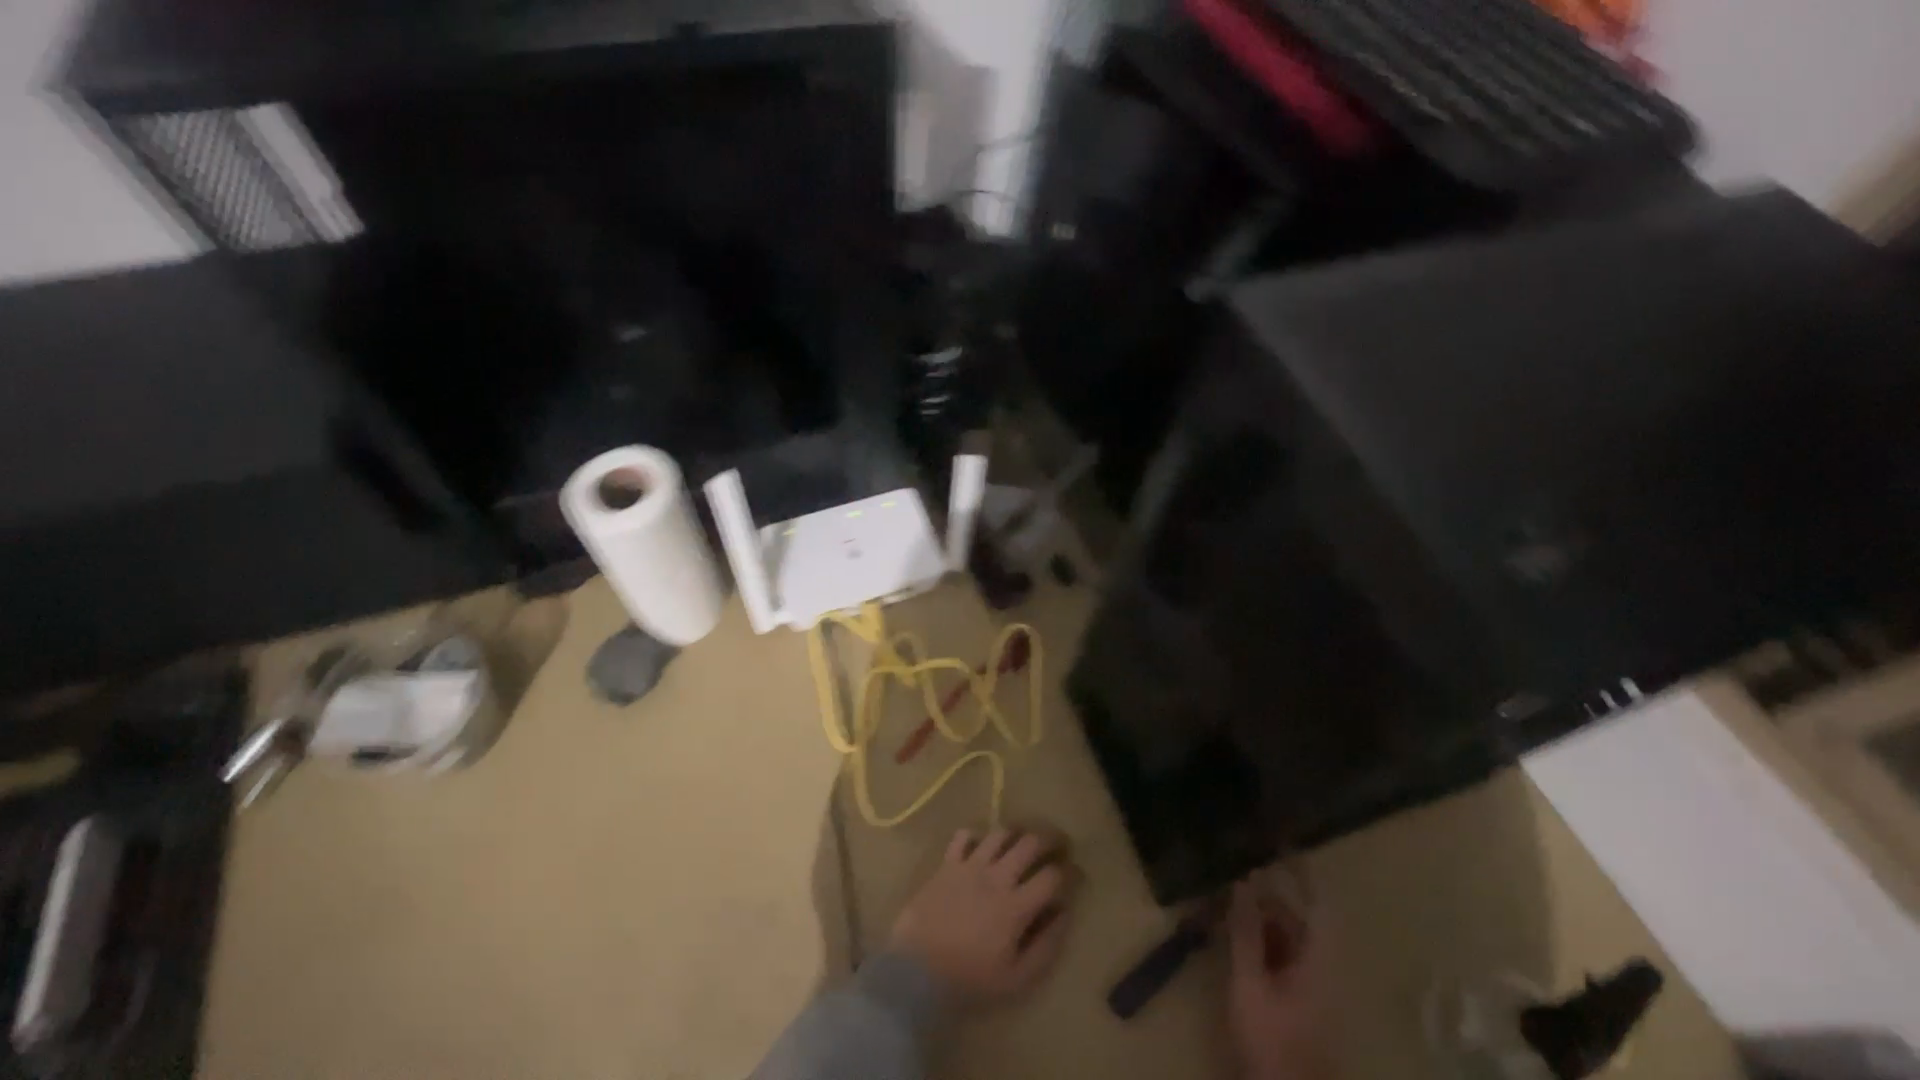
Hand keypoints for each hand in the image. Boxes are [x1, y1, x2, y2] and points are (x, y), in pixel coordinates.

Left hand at [889, 827, 1070, 1000]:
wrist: (915, 972)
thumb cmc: (969, 979)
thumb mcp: (1017, 978)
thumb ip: (1046, 946)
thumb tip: (1064, 914)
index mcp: (1017, 906)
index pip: (1053, 876)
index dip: (1070, 872)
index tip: (1075, 875)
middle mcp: (996, 877)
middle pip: (1030, 843)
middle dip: (1049, 840)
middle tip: (1055, 847)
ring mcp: (969, 867)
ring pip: (999, 834)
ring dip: (1015, 835)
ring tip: (1020, 843)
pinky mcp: (945, 865)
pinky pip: (963, 836)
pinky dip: (975, 836)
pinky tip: (979, 847)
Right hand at [1227, 876, 1333, 1079]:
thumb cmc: (1272, 1035)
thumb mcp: (1251, 982)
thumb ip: (1246, 932)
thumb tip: (1243, 884)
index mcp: (1319, 954)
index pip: (1315, 898)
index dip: (1298, 870)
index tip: (1277, 842)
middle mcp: (1323, 961)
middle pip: (1300, 915)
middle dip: (1270, 891)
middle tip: (1237, 870)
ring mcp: (1314, 980)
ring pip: (1290, 934)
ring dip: (1263, 915)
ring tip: (1229, 895)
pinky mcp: (1301, 996)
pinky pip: (1284, 954)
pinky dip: (1263, 938)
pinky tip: (1236, 932)